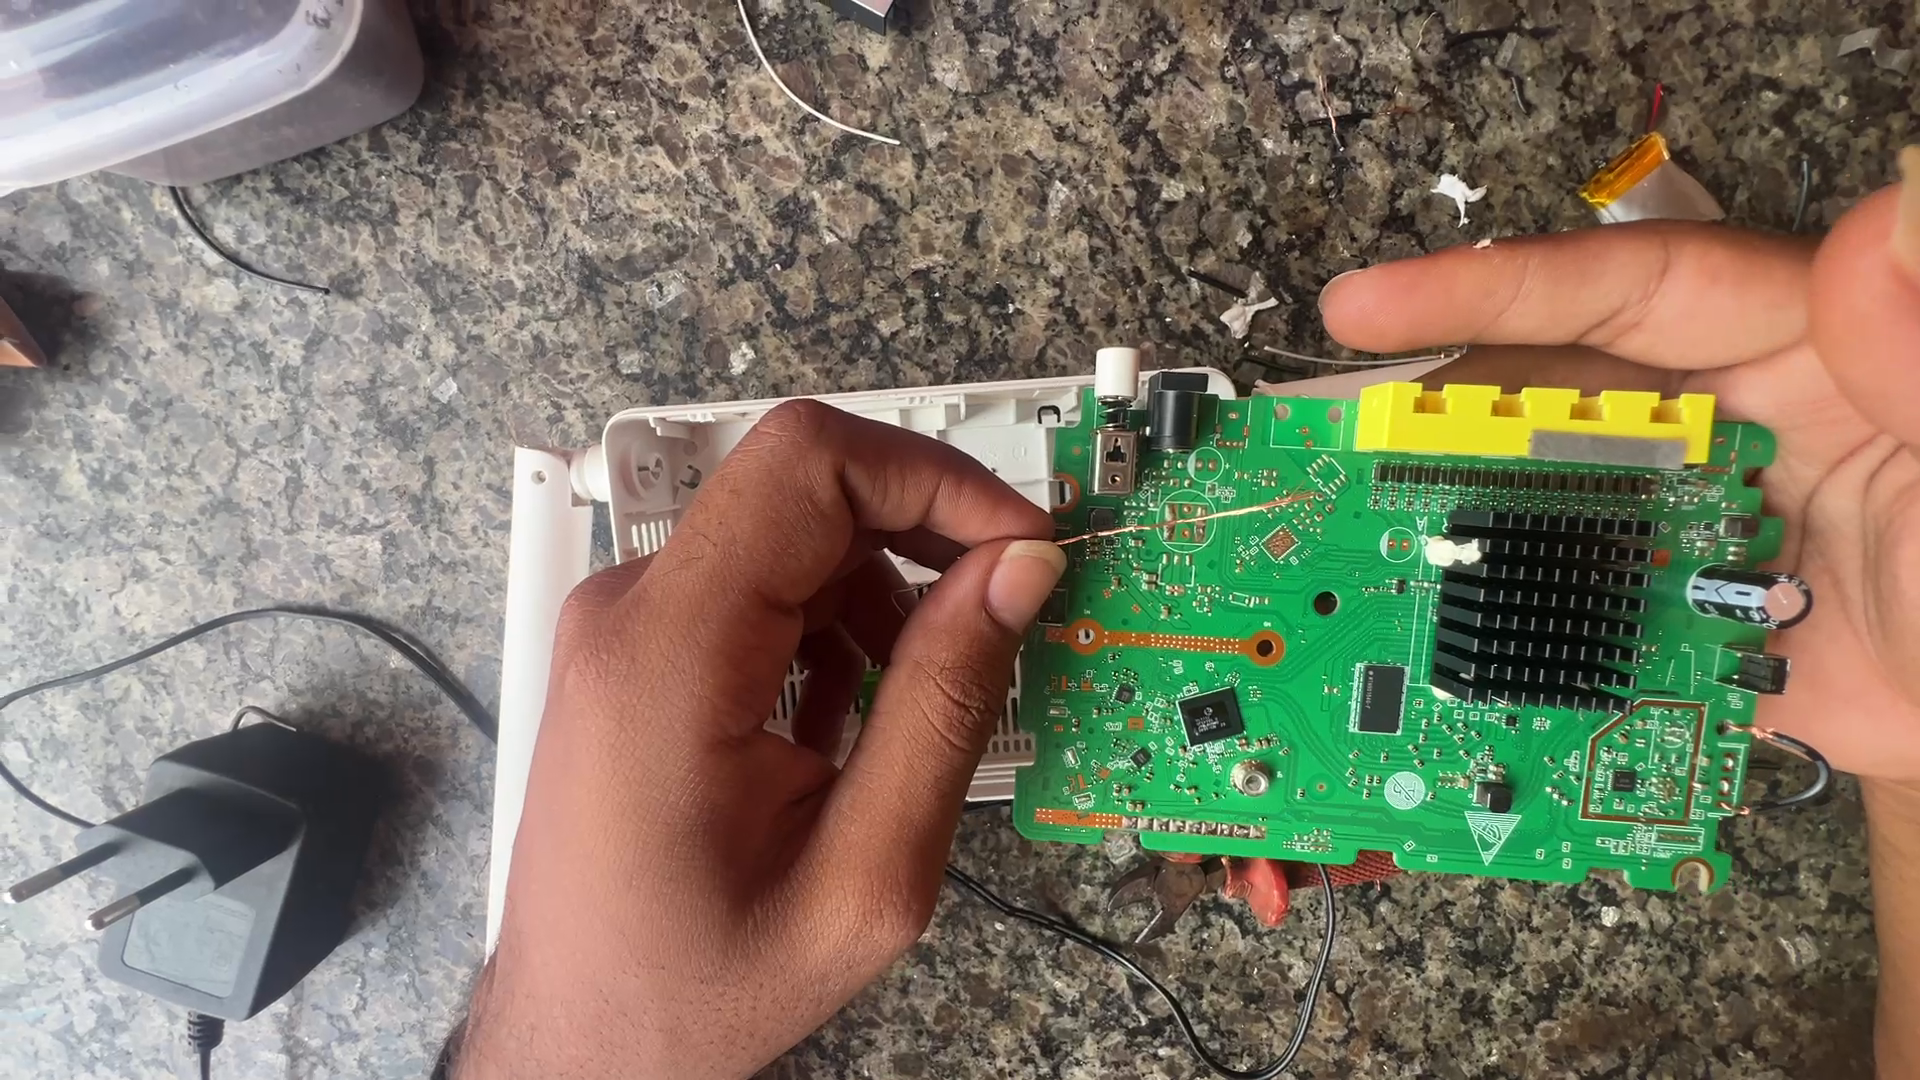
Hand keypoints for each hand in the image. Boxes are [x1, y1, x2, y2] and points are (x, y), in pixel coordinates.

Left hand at [454, 402, 1065, 1078]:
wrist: (580, 1035)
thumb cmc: (700, 983)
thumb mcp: (866, 873)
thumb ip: (947, 704)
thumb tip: (1017, 572)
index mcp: (670, 650)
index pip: (807, 463)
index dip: (933, 477)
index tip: (1018, 540)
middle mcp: (635, 606)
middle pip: (808, 484)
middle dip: (927, 526)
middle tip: (1001, 601)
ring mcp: (635, 616)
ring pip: (801, 530)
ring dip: (888, 585)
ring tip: (915, 690)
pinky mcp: (652, 636)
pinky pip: (772, 577)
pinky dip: (842, 617)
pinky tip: (854, 706)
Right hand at [1319, 153, 1919, 780]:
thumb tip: (1890, 221)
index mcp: (1782, 352)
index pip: (1614, 294)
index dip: (1479, 290)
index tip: (1356, 307)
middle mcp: (1687, 421)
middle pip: (1518, 396)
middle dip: (1404, 413)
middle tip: (1302, 440)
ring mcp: (1641, 516)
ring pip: (1502, 494)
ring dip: (1414, 510)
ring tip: (1319, 526)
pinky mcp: (1621, 599)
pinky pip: (1520, 591)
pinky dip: (1456, 608)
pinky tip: (1394, 622)